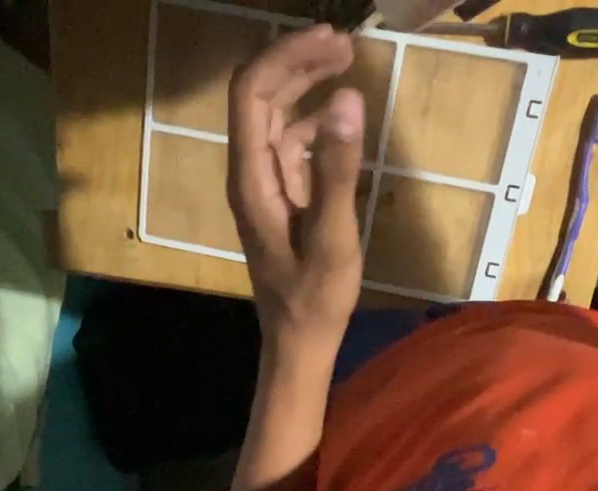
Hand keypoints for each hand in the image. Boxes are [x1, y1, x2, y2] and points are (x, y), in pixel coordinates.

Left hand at [227, 25, 365, 349]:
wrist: (299, 342)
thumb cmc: (314, 299)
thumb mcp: (332, 237)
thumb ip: (338, 169)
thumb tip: (347, 98)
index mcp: (251, 179)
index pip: (250, 94)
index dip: (284, 58)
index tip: (329, 41)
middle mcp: (250, 175)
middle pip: (260, 98)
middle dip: (297, 63)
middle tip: (345, 46)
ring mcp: (263, 188)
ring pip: (275, 119)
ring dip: (304, 88)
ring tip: (346, 68)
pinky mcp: (280, 201)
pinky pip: (289, 147)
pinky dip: (313, 125)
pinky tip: (340, 124)